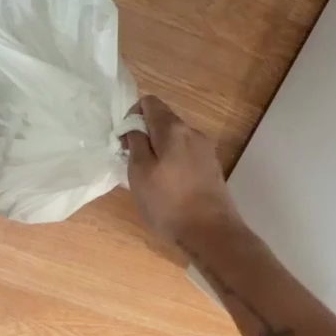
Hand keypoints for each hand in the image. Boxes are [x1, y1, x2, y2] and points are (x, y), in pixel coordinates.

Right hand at [124, 96, 239, 246]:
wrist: (211, 232)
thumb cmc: (168, 202)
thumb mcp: (139, 172)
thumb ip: (135, 142)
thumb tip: (134, 127)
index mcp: (173, 129)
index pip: (149, 103)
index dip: (132, 116)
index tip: (124, 141)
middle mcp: (193, 132)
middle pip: (162, 120)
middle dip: (144, 134)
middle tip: (131, 161)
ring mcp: (205, 150)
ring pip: (173, 138)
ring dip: (157, 149)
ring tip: (148, 176)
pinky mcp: (211, 167)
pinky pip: (184, 153)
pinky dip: (171, 160)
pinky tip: (167, 184)